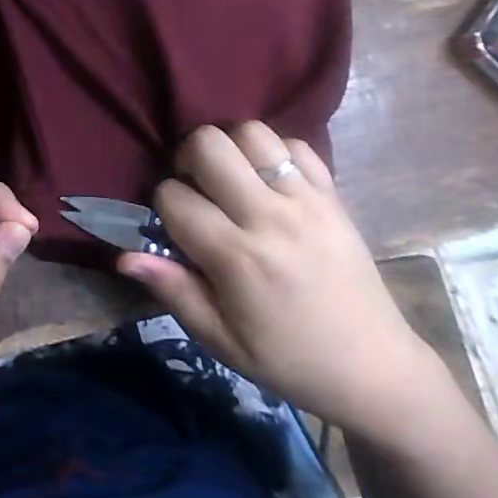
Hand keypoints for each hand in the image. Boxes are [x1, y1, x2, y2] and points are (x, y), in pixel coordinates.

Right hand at [117, 123, 443, 437]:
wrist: (372, 366)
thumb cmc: (288, 359)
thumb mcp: (221, 341)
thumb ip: (174, 291)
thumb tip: (124, 255)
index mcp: (237, 257)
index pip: (174, 197)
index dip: (163, 205)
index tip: (174, 224)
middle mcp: (269, 216)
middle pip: (209, 145)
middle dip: (188, 158)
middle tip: (196, 186)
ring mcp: (306, 199)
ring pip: (252, 132)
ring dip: (231, 147)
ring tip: (232, 177)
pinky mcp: (333, 194)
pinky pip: (297, 145)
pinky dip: (276, 153)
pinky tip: (272, 181)